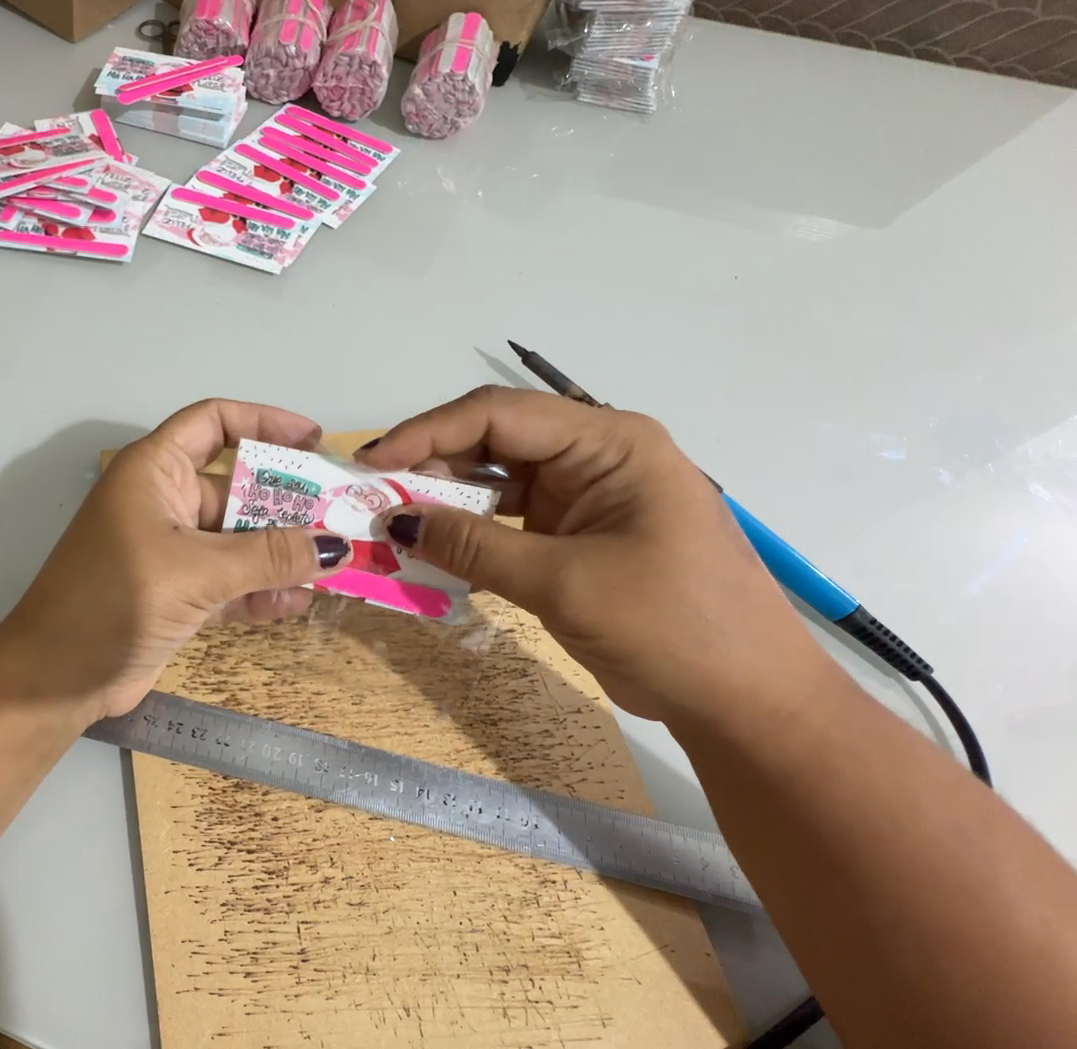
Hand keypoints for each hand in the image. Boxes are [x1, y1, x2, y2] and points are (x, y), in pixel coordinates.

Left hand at [2, 399, 354, 722]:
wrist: (55, 678)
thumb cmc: (117, 601)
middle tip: (342, 520)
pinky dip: (257, 589)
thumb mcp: (197, 572)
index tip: (314, 442)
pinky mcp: (173, 593)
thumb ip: (269, 557)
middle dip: (286, 505)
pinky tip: (294, 604)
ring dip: (278, 554)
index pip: (212, 422)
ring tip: (331, 569)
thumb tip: (336, 546)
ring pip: (236, 538)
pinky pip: (227, 579)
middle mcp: (160, 501)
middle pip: (235, 487)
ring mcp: (167, 550)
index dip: (263, 421)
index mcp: (152, 471)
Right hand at [357, 386, 829, 726]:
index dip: (428, 432)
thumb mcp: (563, 582)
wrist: (746, 703)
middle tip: (372, 497)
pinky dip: (467, 533)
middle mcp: (595, 458)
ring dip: (444, 500)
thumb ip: (474, 546)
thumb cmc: (672, 626)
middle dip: (430, 465)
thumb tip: (395, 521)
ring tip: (392, 522)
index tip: (372, 463)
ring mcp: (585, 498)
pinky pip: (506, 522)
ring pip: (495, 481)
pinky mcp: (575, 537)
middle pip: (493, 441)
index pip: (499, 415)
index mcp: (610, 444)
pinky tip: (430, 548)